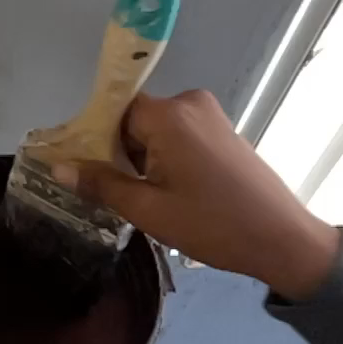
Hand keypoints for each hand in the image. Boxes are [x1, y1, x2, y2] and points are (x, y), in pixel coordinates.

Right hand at [53, 90, 341, 300]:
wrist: (284, 240)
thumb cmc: (213, 225)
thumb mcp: (148, 210)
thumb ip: (101, 183)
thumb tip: (58, 167)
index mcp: (169, 115)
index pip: (113, 110)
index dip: (94, 137)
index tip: (84, 167)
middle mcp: (189, 103)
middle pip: (134, 118)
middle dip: (119, 150)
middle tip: (115, 190)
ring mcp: (209, 114)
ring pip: (155, 128)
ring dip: (143, 156)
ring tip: (146, 196)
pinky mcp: (222, 129)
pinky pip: (178, 133)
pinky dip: (165, 155)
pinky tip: (171, 189)